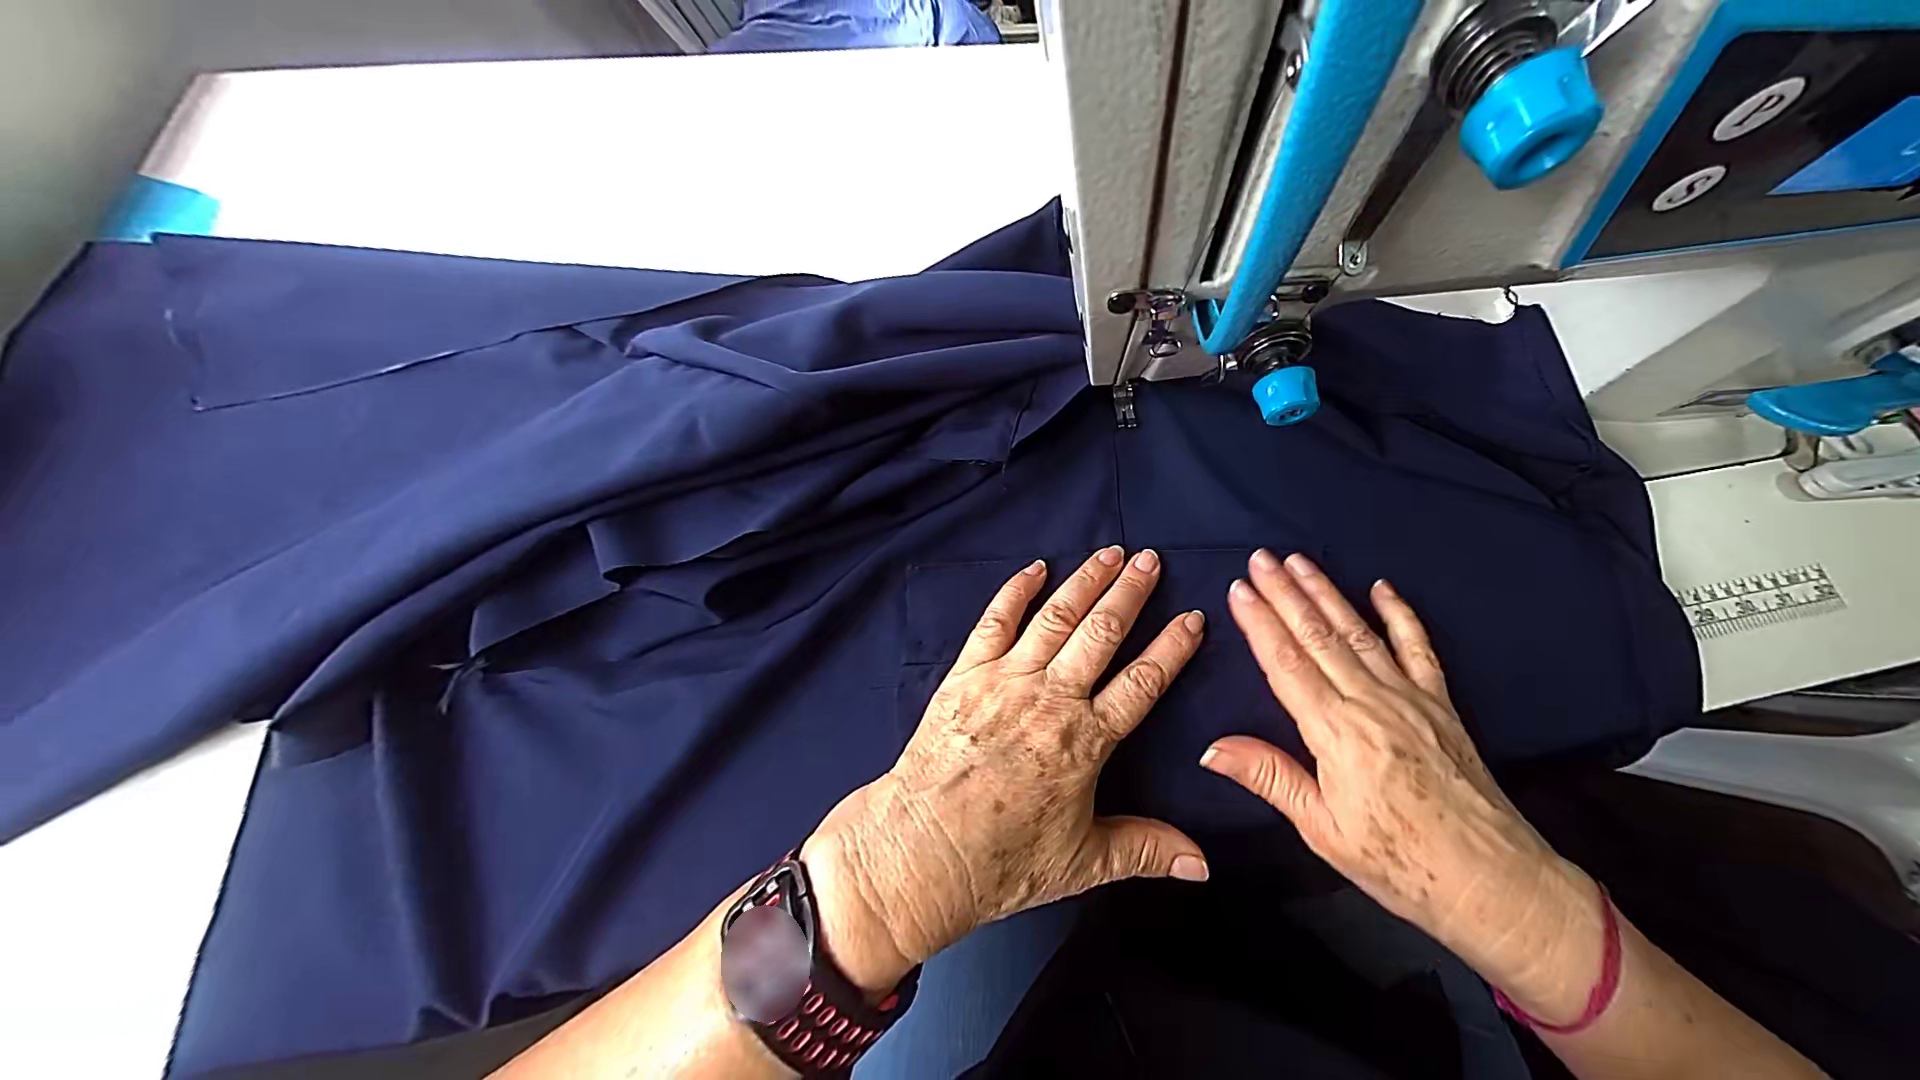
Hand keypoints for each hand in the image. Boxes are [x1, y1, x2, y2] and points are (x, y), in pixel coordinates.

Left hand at [801, 547, 1209, 992]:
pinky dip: (1016, 590)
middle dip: (1131, 592)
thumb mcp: (1083, 861)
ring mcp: (1006, 680)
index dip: (1172, 648)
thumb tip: (1203, 866)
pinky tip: (1036, 568)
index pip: (1143, 682)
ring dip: (1086, 580)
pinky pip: (995, 621)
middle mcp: (1051, 698)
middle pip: (1102, 633)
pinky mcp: (967, 674)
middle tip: (1152, 560)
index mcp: (1086, 740)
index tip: (1193, 617)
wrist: (922, 848)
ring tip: (1110, 553)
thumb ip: (1146, 850)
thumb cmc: (1002, 859)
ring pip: (1056, 617)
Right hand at [1202, 550, 1605, 1022]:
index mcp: (1338, 734)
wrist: (1498, 885)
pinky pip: (1419, 649)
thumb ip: (1268, 777)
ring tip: (1298, 561)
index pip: (1286, 664)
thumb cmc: (1400, 863)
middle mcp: (1373, 704)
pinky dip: (1400, 615)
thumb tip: (1210, 746)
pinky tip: (1381, 587)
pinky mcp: (1441, 704)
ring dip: (1325, 593)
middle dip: (1285, 593)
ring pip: (1359, 632)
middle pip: (1318, 637)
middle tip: (1260, 558)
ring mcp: (1412, 699)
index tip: (1238, 588)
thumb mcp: (1322, 830)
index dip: (1259, 622)